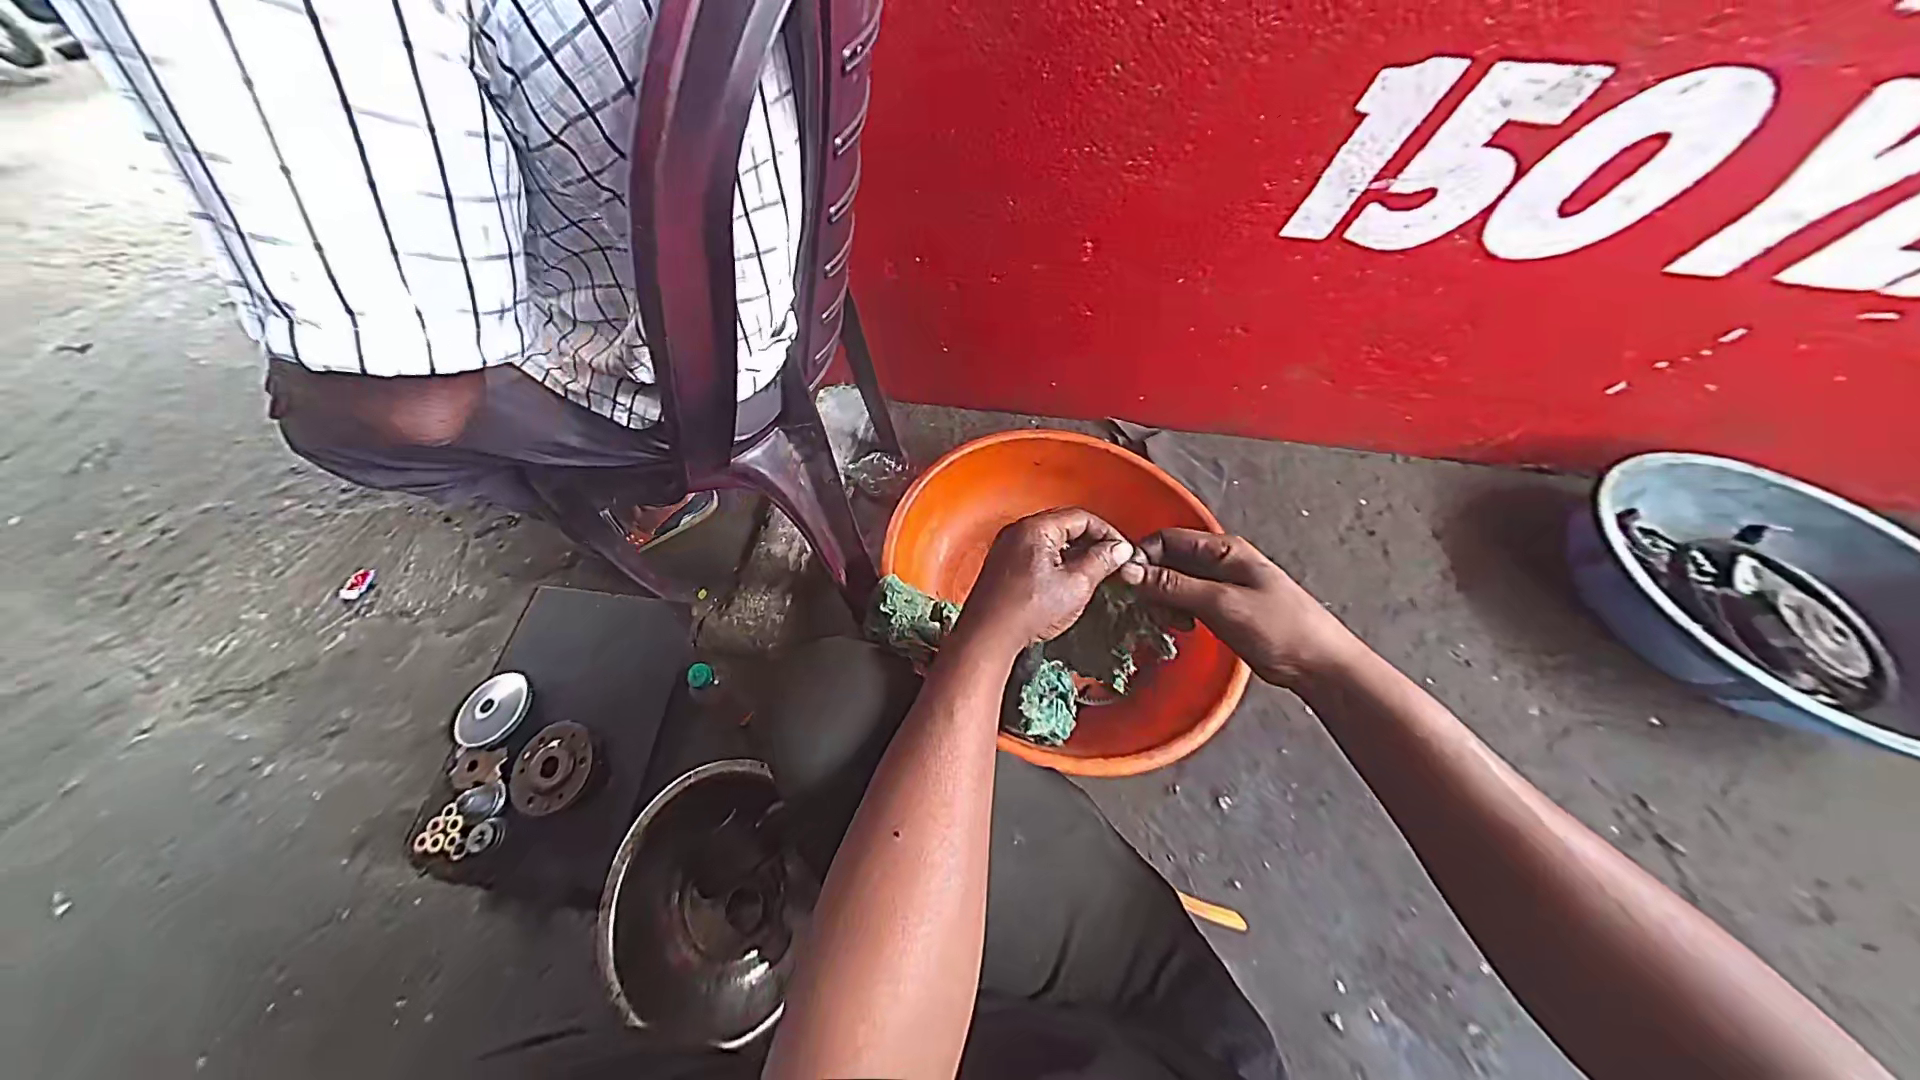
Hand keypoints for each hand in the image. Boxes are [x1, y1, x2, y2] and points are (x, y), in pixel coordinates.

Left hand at [957, 508, 1136, 651]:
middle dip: (1091, 542)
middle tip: (1110, 562)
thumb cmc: (1027, 611)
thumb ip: (1101, 562)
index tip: (1120, 551)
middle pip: (1064, 525)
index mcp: (1036, 528)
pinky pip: (1034, 552)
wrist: (987, 636)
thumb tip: (1118, 549)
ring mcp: (1006, 546)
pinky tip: (1064, 583)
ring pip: (1049, 540)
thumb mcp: (1076, 586)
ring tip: (1090, 574)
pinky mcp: (1001, 564)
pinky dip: (1054, 562)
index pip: (1081, 517)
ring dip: (1073, 553)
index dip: (1107, 533)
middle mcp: (1017, 531)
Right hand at [1118, 529, 1359, 686]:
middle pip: (1167, 561)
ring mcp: (1218, 586)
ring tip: (1172, 623)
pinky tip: (1181, 628)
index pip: (1167, 539)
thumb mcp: (1221, 603)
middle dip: (1151, 583)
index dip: (1143, 558)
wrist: (1318, 664)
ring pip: (1172, 584)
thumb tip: (1129, 571)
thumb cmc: (1279, 627)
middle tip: (1150, 610)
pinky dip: (1174, 613)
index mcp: (1222, 549)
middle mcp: (1218, 562)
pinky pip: (1184, 602)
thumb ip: (1173, 585)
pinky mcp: (1219, 608)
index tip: (1128, 584)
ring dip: (1162, 601)